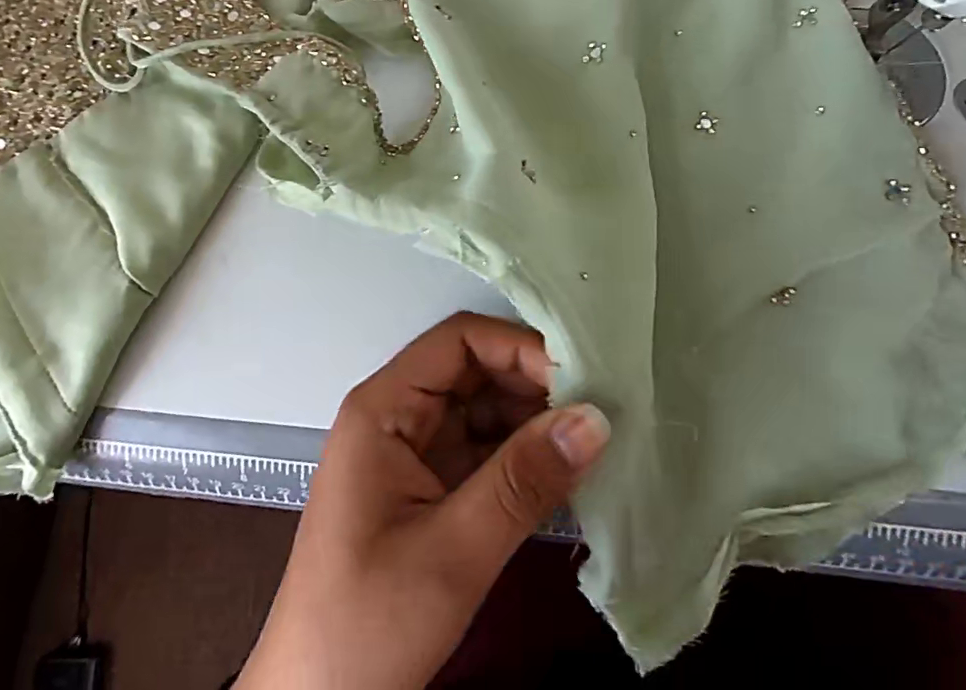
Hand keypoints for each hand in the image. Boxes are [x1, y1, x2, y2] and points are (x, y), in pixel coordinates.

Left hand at [236, 313, 610, 688]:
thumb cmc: (366, 625)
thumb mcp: (452, 552)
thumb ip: (523, 480)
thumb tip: (595, 418)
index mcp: (384, 409)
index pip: (459, 341)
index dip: (519, 347)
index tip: (579, 378)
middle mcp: (399, 417)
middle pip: (476, 370)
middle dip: (536, 384)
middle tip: (599, 410)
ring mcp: (415, 452)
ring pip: (486, 409)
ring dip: (537, 421)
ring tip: (593, 440)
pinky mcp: (431, 487)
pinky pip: (486, 450)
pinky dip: (525, 456)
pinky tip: (565, 471)